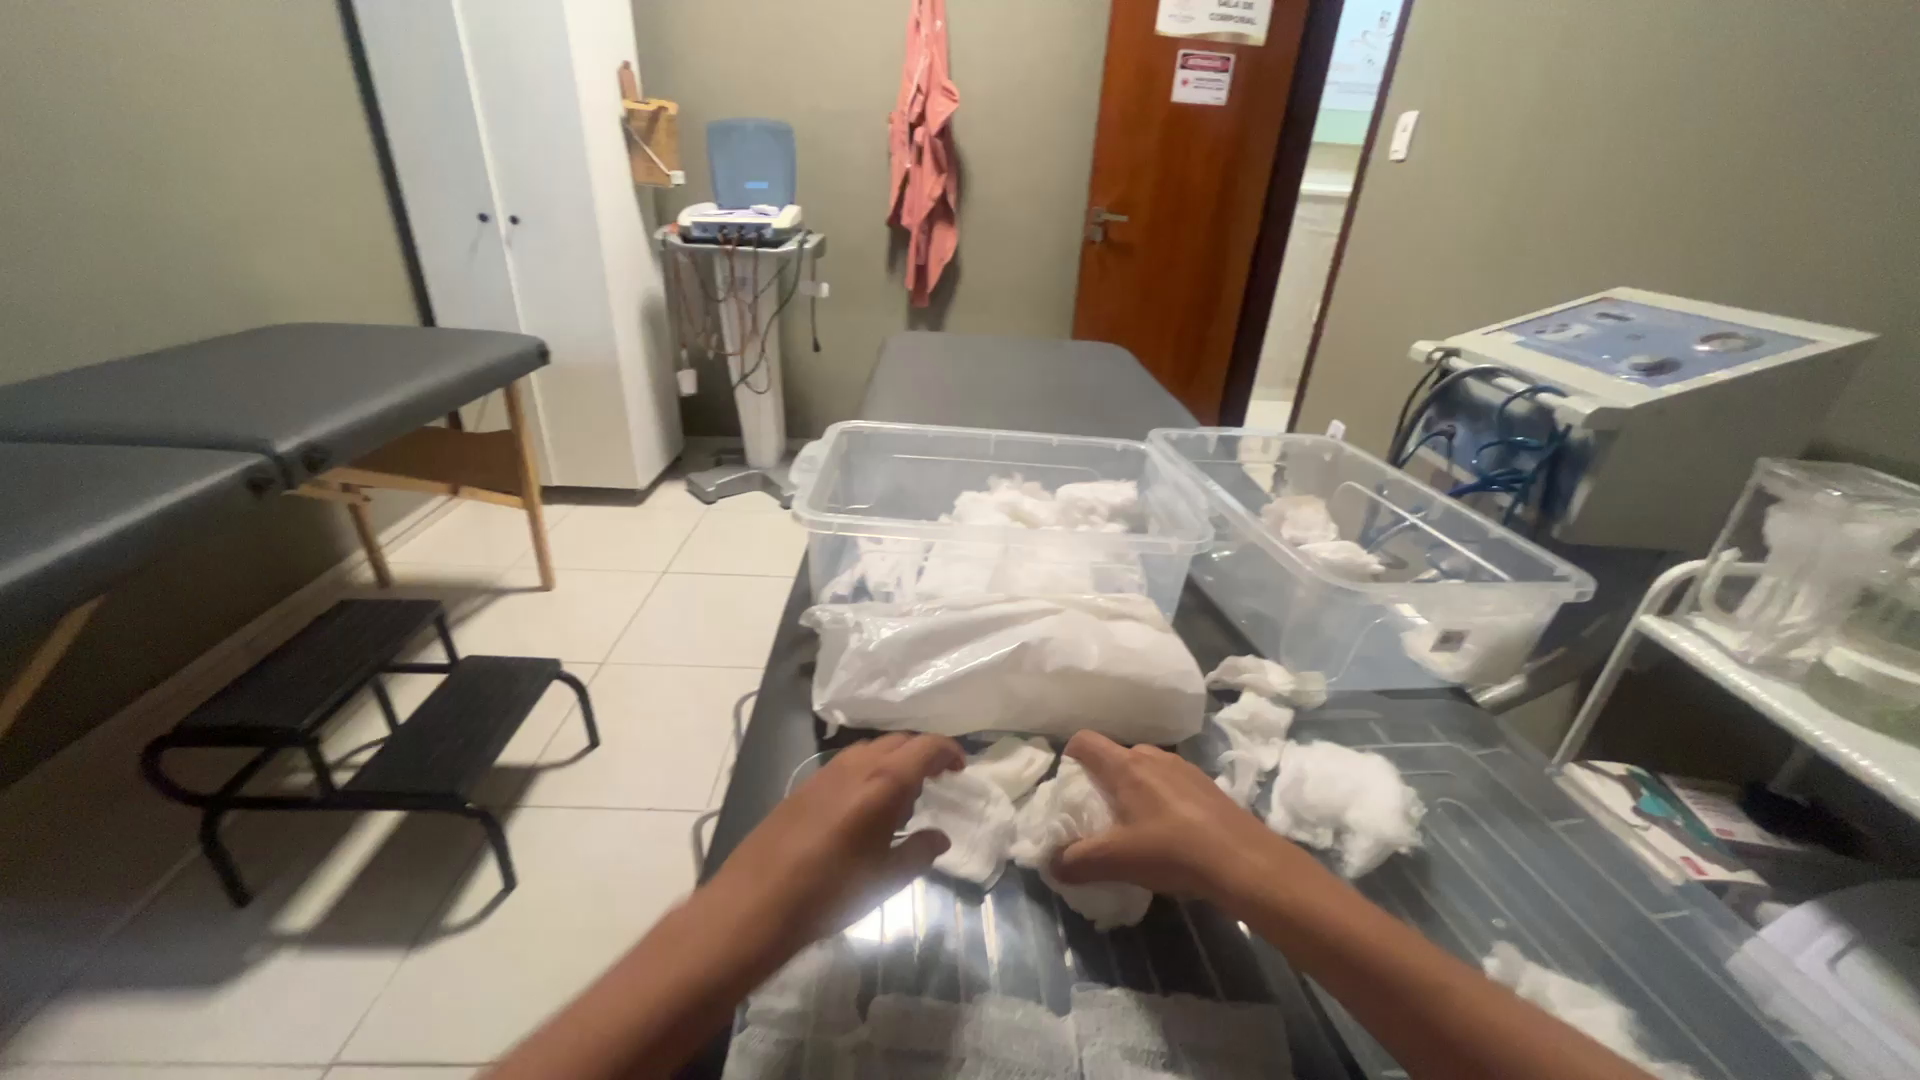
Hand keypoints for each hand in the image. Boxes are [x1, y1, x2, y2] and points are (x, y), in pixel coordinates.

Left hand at [704, 733, 963, 953]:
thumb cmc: (830, 892)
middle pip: (899, 742)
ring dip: (894, 760)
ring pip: (871, 749)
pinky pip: (848, 763)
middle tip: (936, 781)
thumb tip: (939, 837)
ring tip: (902, 795)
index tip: (960, 767)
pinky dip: (868, 770)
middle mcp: (857, 766)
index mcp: (884, 783)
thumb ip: (919, 852)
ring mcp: (827, 772)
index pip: (926, 747)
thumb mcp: (885, 878)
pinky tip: (865, 805)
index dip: (948, 752)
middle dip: (922, 753)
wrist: (757, 901)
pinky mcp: (806, 785)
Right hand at [1052, 730, 1305, 905]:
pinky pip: (1169, 783)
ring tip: (1133, 828)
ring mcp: (1183, 768)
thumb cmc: (1173, 851)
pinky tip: (1168, 834)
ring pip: (1144, 770)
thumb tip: (1051, 864)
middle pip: (1114, 756)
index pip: (1084, 741)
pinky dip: (1159, 800)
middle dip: (1101, 781)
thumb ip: (1077, 861)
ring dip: (1133, 791)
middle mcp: (1152, 756)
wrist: (1246, 862)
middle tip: (1098, 816)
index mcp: (1126, 765)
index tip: (1068, 789)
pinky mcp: (1206, 785)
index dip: (1069, 758)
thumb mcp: (1117, 861)